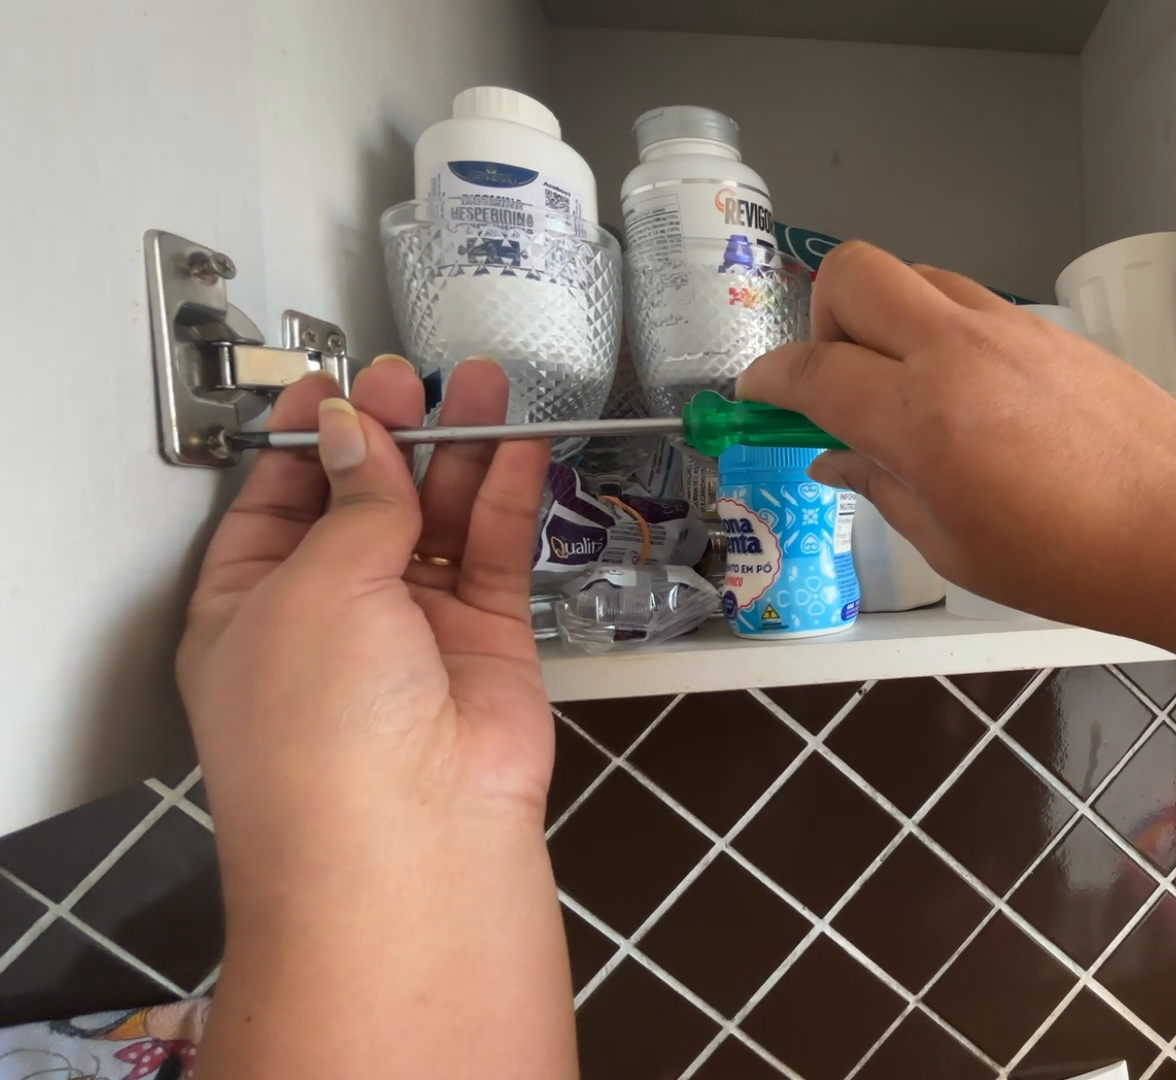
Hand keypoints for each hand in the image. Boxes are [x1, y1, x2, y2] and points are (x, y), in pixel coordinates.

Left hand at [176, 358, 575, 1079]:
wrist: (417, 819)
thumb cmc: (321, 720)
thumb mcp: (314, 588)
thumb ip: (358, 504)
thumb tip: (363, 429)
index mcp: (257, 599)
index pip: (283, 497)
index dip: (314, 437)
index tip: (341, 381)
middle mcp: (340, 602)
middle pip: (374, 497)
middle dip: (398, 433)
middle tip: (424, 378)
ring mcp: (421, 614)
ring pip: (445, 515)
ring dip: (466, 451)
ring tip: (487, 390)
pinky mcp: (491, 625)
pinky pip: (498, 547)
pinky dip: (510, 496)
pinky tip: (522, 450)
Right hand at [738, 242, 1175, 638]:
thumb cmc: (1069, 565)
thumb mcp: (954, 547)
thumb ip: (883, 488)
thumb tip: (836, 458)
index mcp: (923, 415)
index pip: (812, 370)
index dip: (768, 382)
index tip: (756, 397)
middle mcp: (960, 350)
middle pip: (853, 274)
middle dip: (823, 319)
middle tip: (840, 382)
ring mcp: (1013, 330)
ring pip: (917, 276)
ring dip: (887, 319)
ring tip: (906, 387)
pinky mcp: (1055, 332)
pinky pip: (973, 302)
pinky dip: (944, 331)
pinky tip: (970, 393)